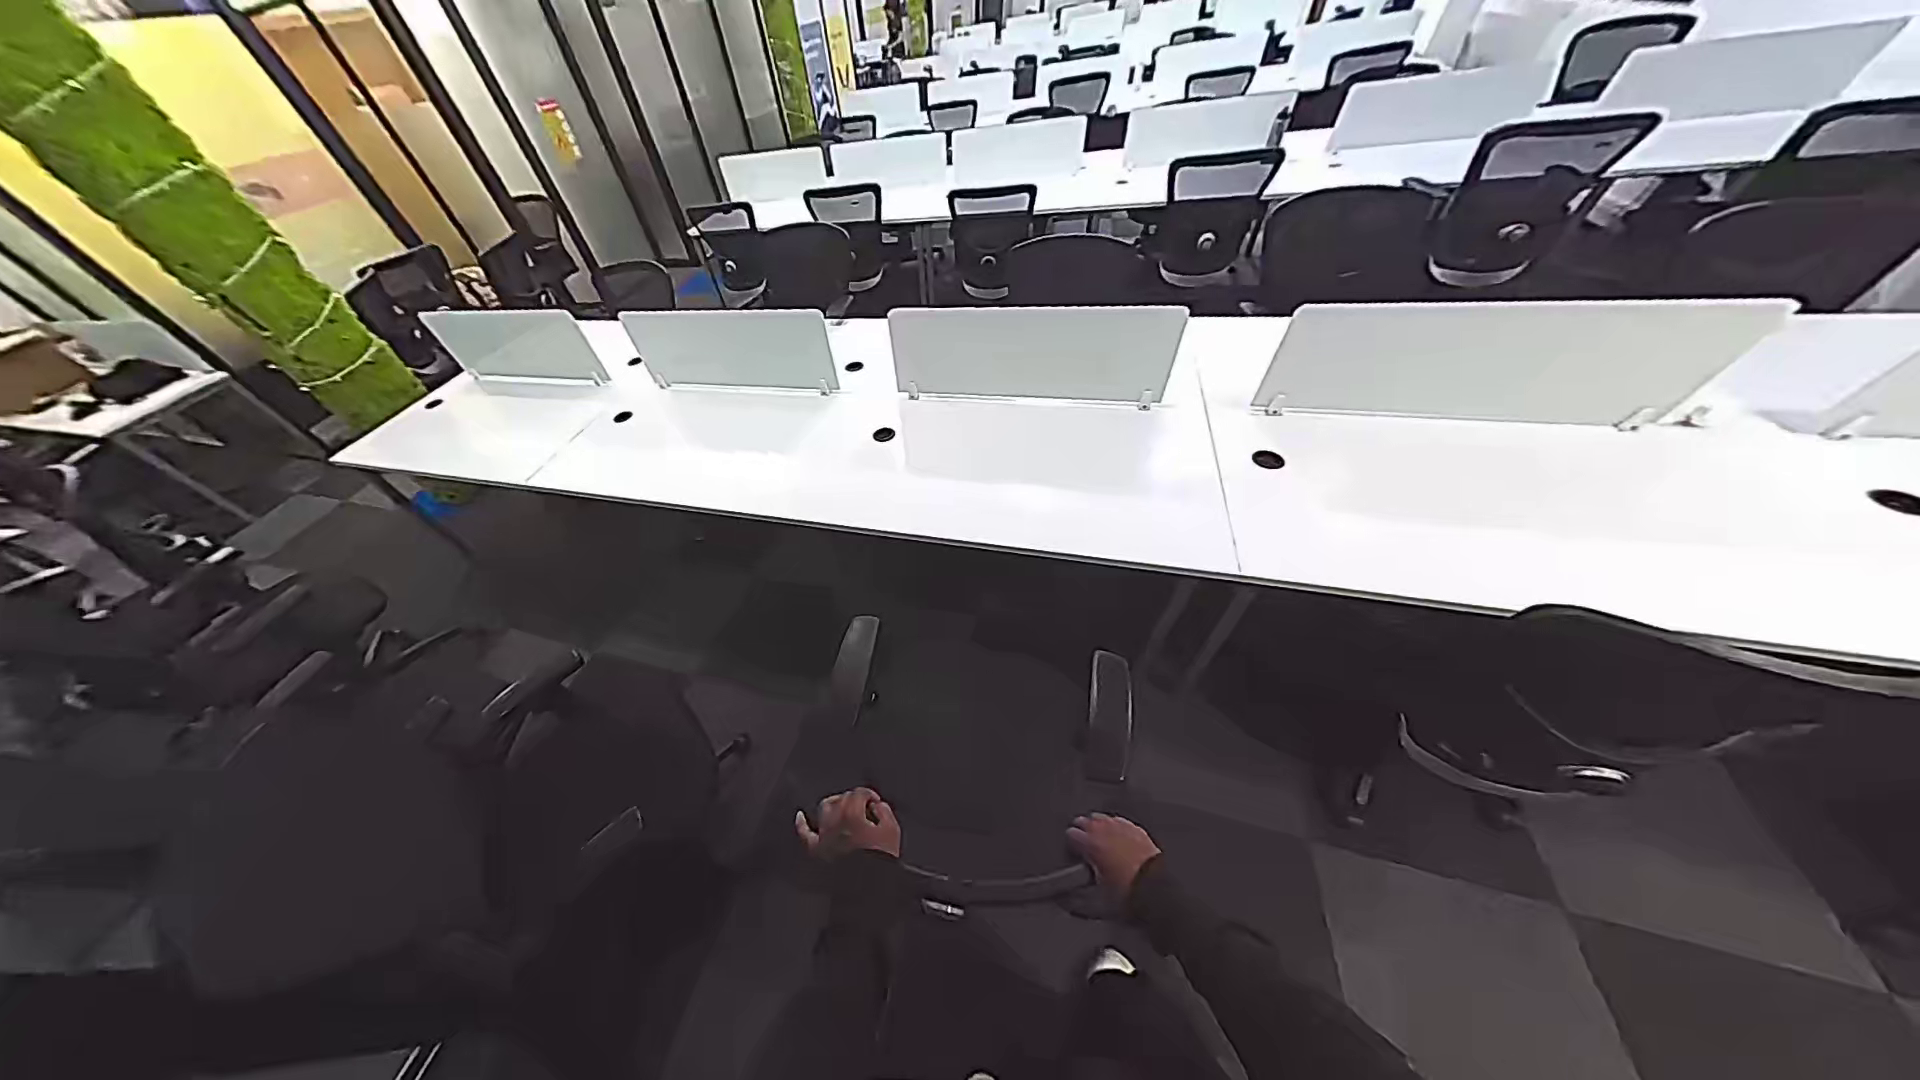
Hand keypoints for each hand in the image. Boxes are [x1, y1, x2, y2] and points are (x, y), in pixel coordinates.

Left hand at [796, 787, 900, 859]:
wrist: (868, 889)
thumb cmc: (881, 859)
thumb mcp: (891, 831)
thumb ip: (884, 811)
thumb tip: (876, 806)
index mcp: (853, 815)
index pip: (859, 793)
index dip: (869, 795)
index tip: (875, 802)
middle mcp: (835, 822)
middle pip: (842, 798)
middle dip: (854, 799)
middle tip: (863, 807)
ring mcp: (824, 836)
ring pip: (824, 809)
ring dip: (834, 804)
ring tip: (842, 806)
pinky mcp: (816, 851)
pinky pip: (805, 834)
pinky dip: (802, 823)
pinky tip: (801, 816)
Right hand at [1067, 813, 1160, 900]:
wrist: (1158, 890)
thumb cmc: (1129, 894)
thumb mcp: (1098, 904)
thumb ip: (1078, 902)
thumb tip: (1067, 902)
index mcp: (1091, 845)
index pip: (1071, 834)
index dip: (1070, 843)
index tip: (1072, 850)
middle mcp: (1104, 831)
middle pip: (1085, 821)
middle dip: (1081, 830)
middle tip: (1083, 843)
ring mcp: (1121, 828)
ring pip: (1102, 818)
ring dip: (1098, 826)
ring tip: (1099, 837)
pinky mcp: (1137, 830)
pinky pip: (1120, 821)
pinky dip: (1116, 827)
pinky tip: (1118, 834)